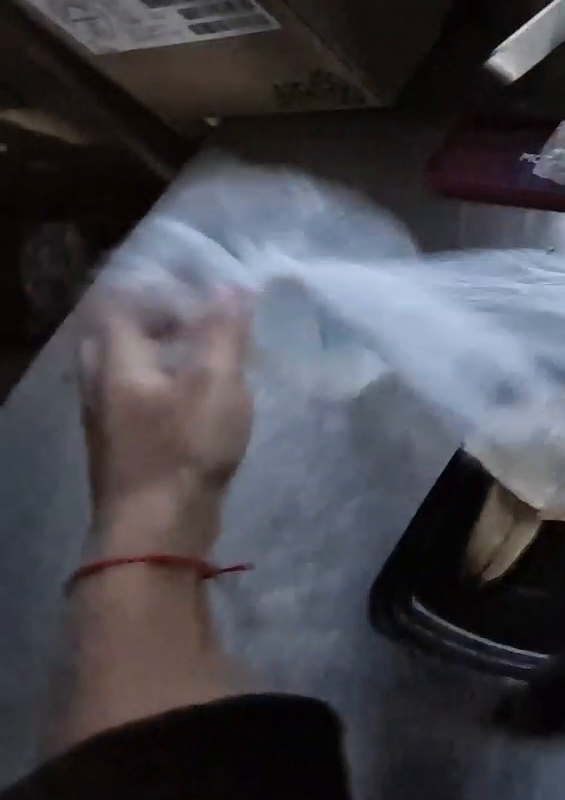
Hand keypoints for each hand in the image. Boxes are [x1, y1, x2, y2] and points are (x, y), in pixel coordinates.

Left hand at [78, 292, 253, 558]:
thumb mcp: (217, 383)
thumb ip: (223, 334)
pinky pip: (136, 389)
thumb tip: (229, 287)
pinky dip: (162, 374)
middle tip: (197, 308)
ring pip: (123, 364)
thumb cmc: (187, 445)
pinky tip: (195, 386)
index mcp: (118, 364)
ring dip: (157, 346)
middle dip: (150, 316)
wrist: (159, 520)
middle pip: (112, 336)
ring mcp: (109, 416)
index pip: (119, 309)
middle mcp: (102, 385)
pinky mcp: (127, 439)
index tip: (196, 279)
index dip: (152, 288)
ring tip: (203, 343)